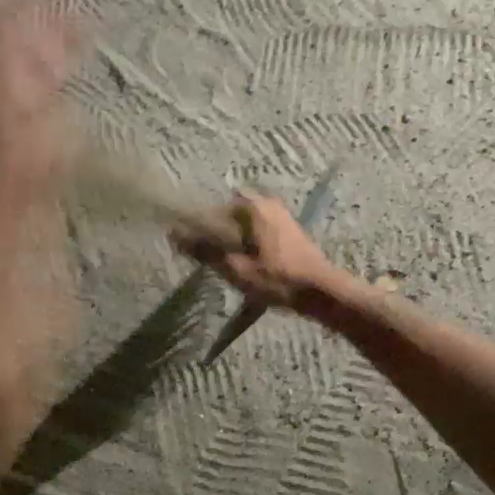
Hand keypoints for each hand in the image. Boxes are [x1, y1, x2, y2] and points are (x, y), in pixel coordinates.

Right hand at [177, 192, 346, 310]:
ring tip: (227, 262)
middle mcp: (268, 203)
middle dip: (217, 231)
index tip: (189, 244)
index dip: (198, 225)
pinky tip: (247, 262)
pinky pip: (259, 229)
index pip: (213, 208)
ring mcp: (281, 215)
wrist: (321, 291)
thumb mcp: (235, 268)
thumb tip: (174, 234)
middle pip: (230, 213)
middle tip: (209, 255)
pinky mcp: (290, 230)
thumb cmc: (277, 279)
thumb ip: (204, 250)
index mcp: (253, 206)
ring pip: (245, 222)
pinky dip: (248, 241)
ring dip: (233, 237)